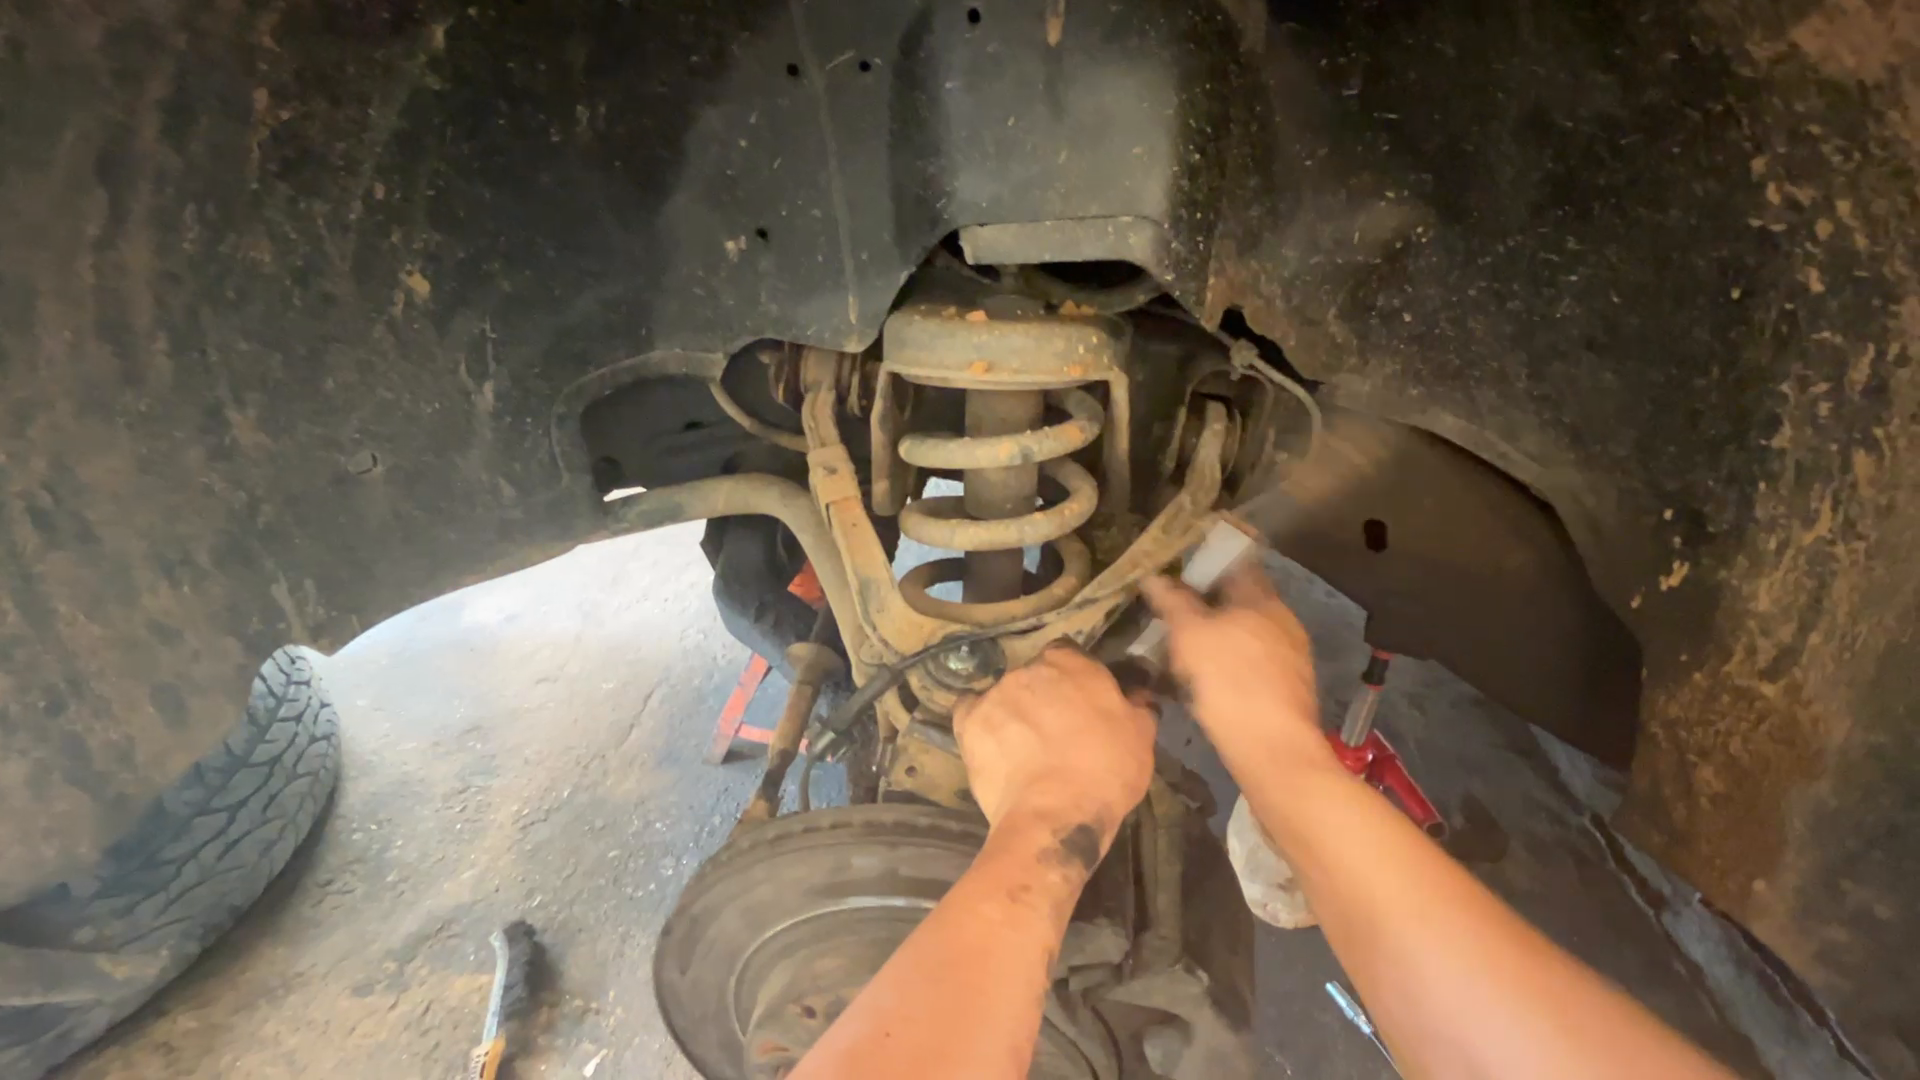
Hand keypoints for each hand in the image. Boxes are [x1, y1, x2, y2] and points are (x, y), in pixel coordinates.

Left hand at [953, 644, 1156, 866]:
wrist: (1055, 814)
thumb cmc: (1106, 771)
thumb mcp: (1141, 737)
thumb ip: (1138, 705)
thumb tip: (1138, 694)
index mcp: (1070, 662)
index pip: (1066, 654)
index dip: (1071, 677)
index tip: (1079, 703)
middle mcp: (1027, 669)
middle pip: (1033, 675)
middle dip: (1042, 696)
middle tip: (1054, 730)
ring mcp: (994, 693)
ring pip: (1003, 695)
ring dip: (1013, 712)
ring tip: (1023, 749)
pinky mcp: (969, 722)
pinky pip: (970, 712)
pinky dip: (980, 723)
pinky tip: (991, 743)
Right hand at [1140, 565, 1335, 776]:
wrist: (1271, 746)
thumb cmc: (1228, 678)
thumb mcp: (1188, 633)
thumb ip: (1172, 601)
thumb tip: (1155, 576)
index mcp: (1263, 599)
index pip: (1236, 564)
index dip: (1206, 563)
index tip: (1177, 570)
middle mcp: (1282, 621)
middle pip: (1239, 601)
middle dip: (1206, 605)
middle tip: (1170, 612)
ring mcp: (1289, 657)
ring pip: (1243, 635)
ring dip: (1214, 637)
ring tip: (1179, 649)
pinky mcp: (1285, 688)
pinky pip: (1249, 663)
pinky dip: (1225, 664)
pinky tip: (1202, 681)